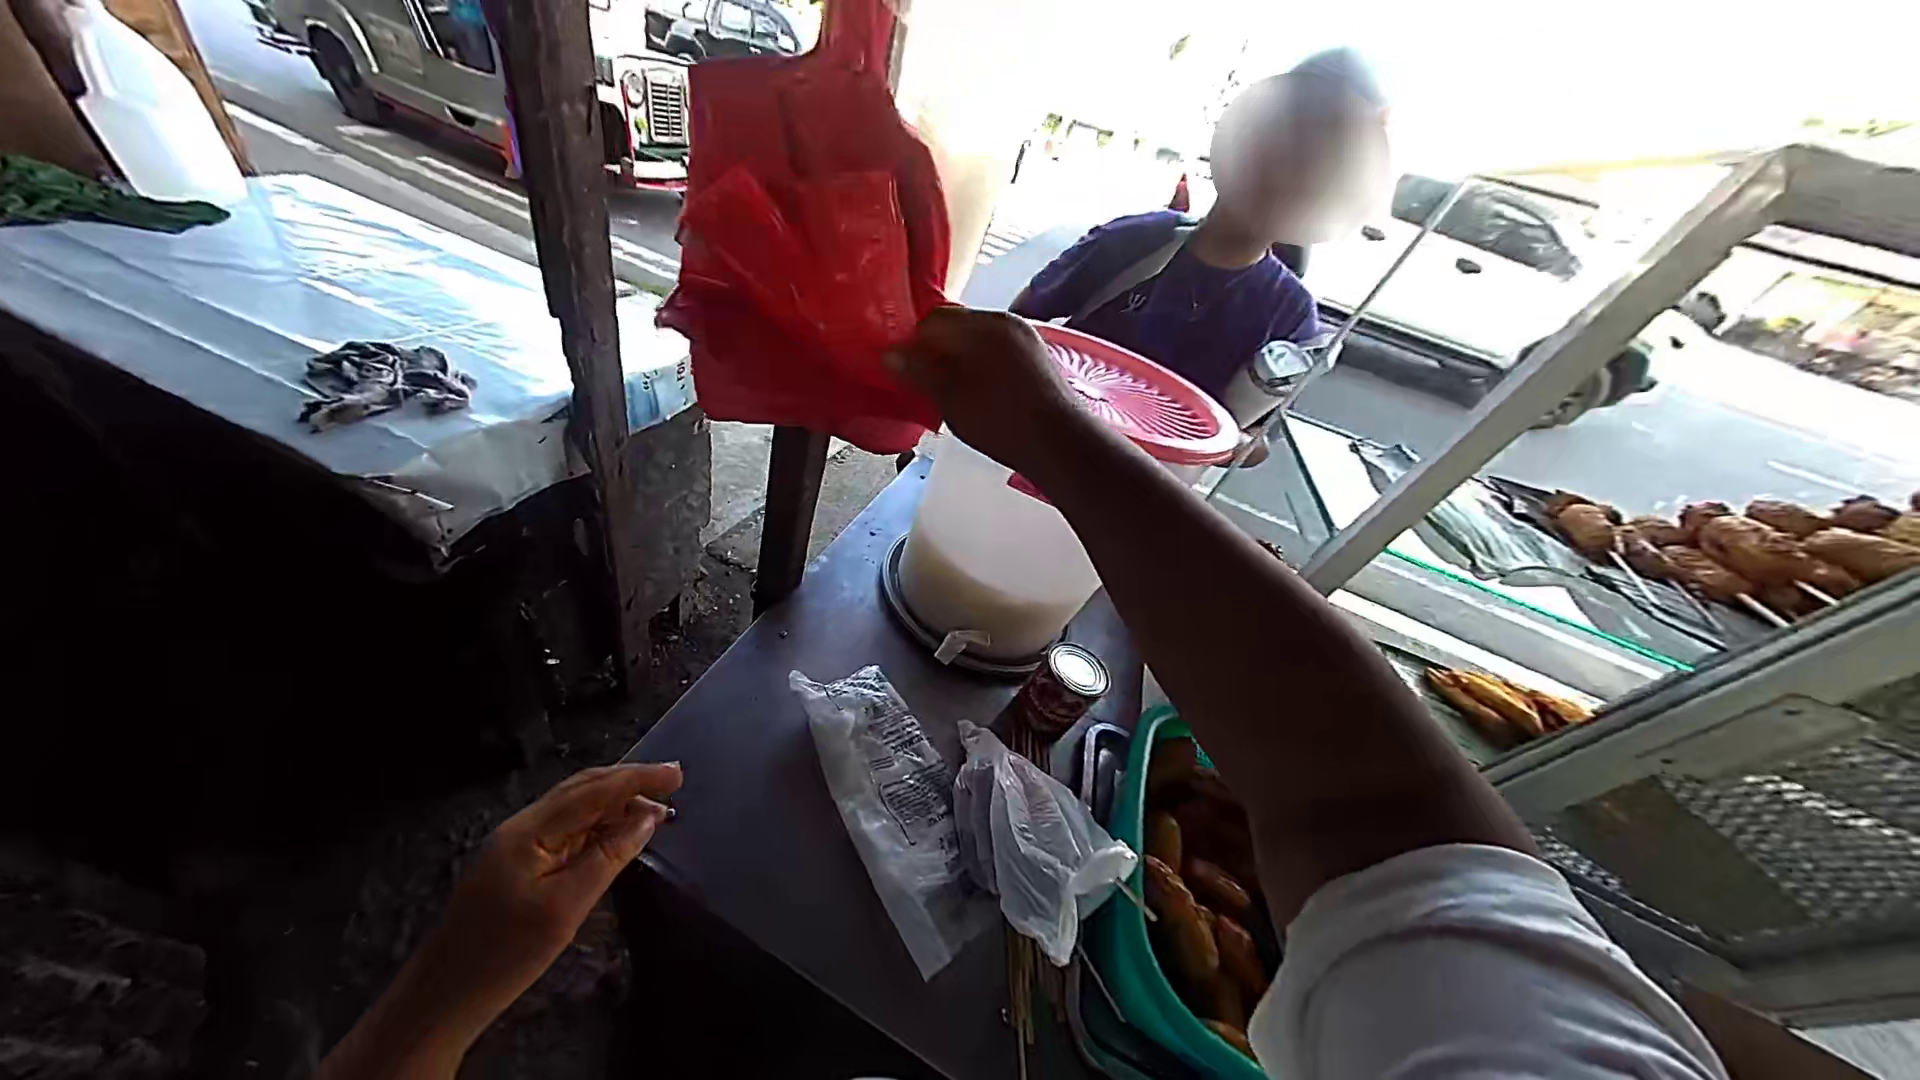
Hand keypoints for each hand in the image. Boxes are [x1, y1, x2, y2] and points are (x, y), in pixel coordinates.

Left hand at [438, 764, 681, 1010]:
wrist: (438, 1003)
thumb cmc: (504, 955)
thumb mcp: (566, 907)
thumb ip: (610, 856)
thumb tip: (647, 818)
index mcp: (530, 831)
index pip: (594, 790)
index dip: (639, 778)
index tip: (677, 774)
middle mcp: (524, 827)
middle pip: (584, 788)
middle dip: (630, 780)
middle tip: (672, 782)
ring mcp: (519, 844)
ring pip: (578, 806)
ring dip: (618, 801)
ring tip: (656, 809)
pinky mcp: (520, 863)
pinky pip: (570, 828)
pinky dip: (602, 822)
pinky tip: (621, 832)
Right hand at [888, 307, 1085, 470]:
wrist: (1060, 445)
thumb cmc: (1002, 423)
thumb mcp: (951, 400)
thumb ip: (919, 373)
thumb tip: (890, 356)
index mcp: (983, 325)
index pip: (933, 320)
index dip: (912, 343)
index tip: (903, 370)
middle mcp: (1006, 322)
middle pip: (957, 327)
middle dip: (936, 351)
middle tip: (923, 383)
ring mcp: (1025, 338)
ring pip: (978, 340)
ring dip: (958, 359)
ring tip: (948, 392)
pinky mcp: (1037, 358)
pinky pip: (997, 352)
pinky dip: (980, 366)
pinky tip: (977, 394)